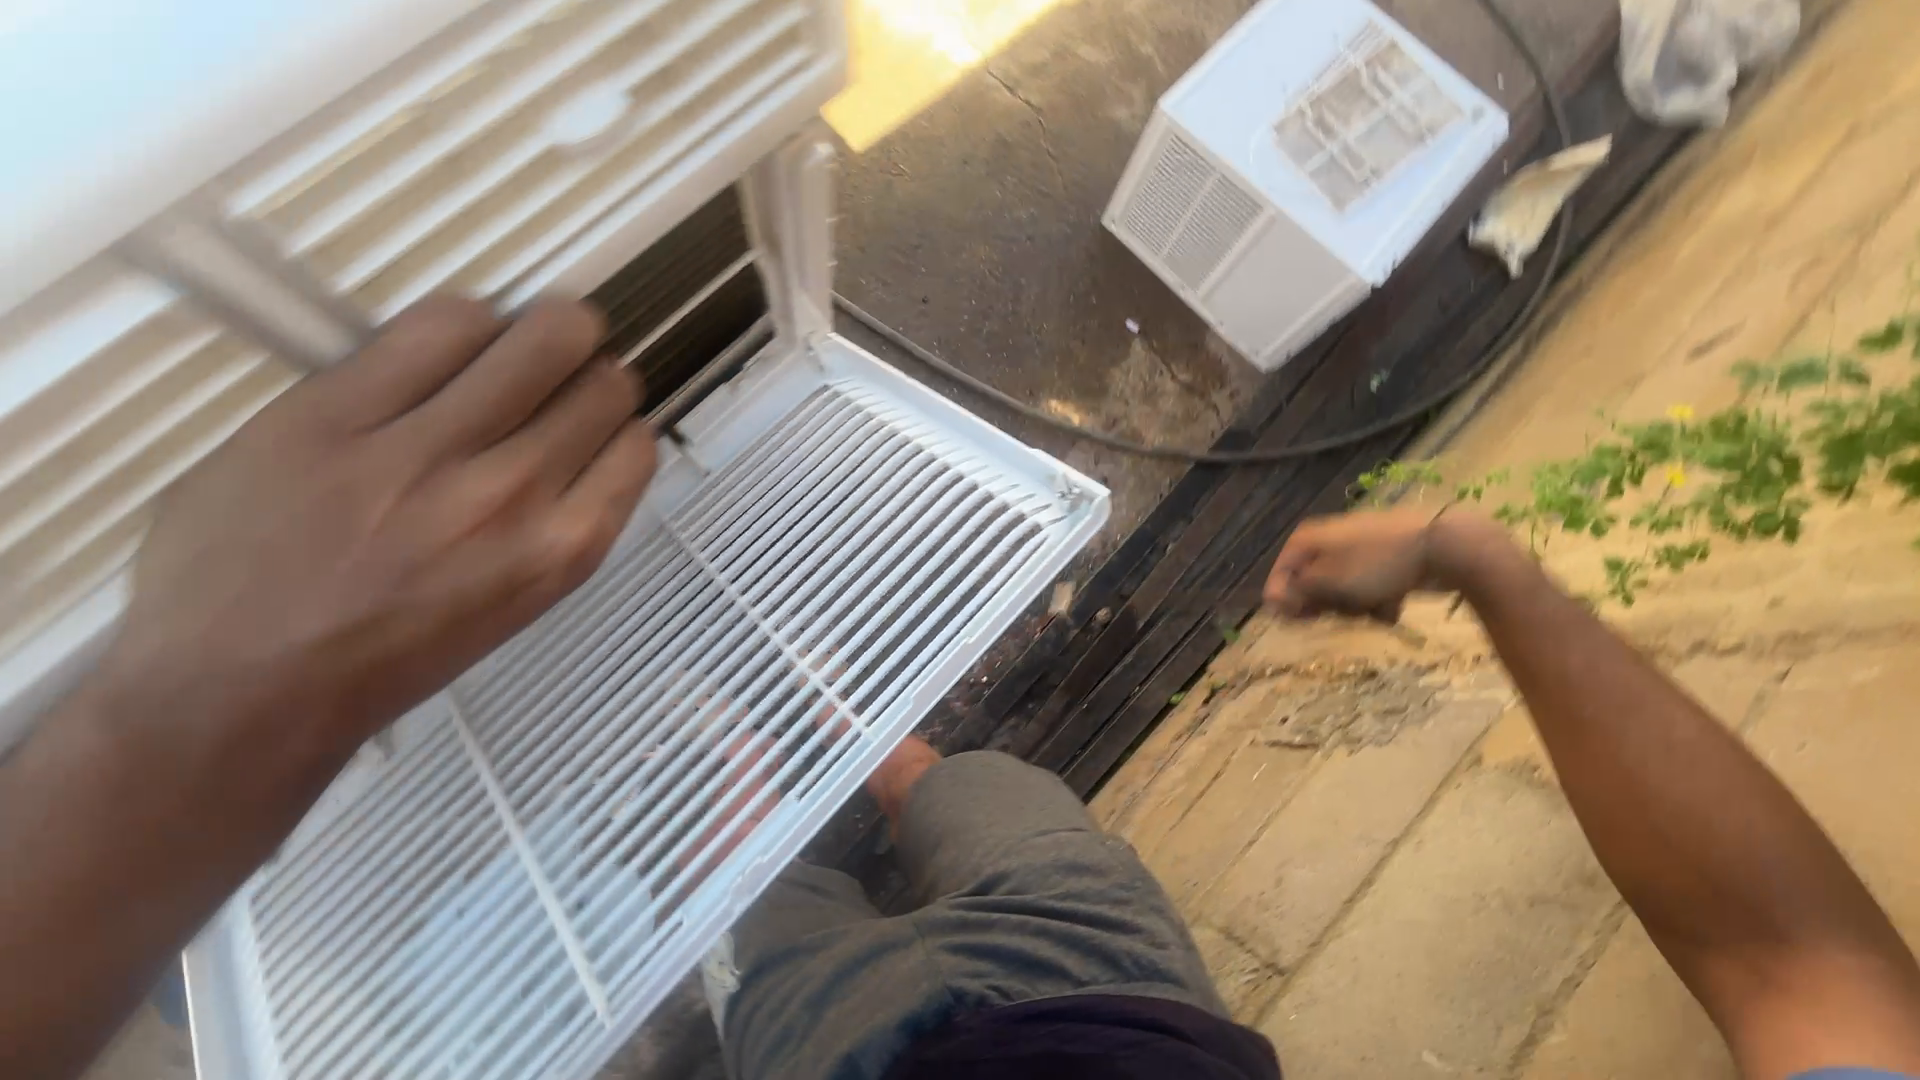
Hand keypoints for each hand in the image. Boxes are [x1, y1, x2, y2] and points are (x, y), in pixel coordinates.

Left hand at [101, 296, 657, 756]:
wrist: (243, 689)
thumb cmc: (391, 655)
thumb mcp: (514, 602)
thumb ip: (558, 526)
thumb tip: (577, 452)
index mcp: (561, 550)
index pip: (636, 445)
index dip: (621, 424)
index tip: (601, 421)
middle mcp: (514, 493)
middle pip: (603, 385)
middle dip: (597, 372)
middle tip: (568, 373)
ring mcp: (425, 448)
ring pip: (541, 339)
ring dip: (551, 333)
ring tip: (523, 342)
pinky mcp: (338, 410)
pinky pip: (443, 325)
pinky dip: (470, 322)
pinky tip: (457, 344)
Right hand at [1263, 508, 1501, 622]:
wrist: (1442, 545)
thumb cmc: (1375, 564)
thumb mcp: (1327, 581)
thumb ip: (1296, 592)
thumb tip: (1270, 601)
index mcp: (1307, 540)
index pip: (1280, 577)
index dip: (1287, 603)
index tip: (1302, 622)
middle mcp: (1328, 542)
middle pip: (1311, 586)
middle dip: (1327, 605)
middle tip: (1343, 612)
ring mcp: (1358, 550)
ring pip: (1342, 591)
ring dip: (1355, 607)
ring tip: (1375, 607)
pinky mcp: (1384, 560)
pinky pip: (1370, 588)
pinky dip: (1379, 600)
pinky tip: (1394, 604)